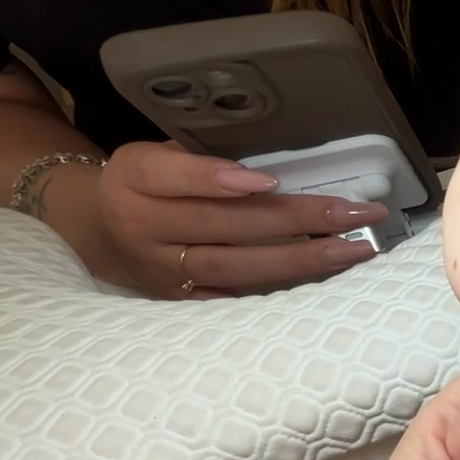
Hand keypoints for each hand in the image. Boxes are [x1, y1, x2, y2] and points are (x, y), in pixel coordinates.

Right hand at [74, 141, 388, 297]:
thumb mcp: (162, 159)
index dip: (216, 178)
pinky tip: (332, 278)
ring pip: (239, 266)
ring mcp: (164, 270)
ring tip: (356, 249)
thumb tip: (291, 163)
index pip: (167, 175)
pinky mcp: (185, 300)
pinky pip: (242, 295)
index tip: (268, 180)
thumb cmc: (155, 188)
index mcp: (133, 179)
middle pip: (225, 224)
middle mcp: (142, 226)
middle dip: (297, 219)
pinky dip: (289, 287)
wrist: (102, 234)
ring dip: (305, 259)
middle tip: (353, 214)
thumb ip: (210, 158)